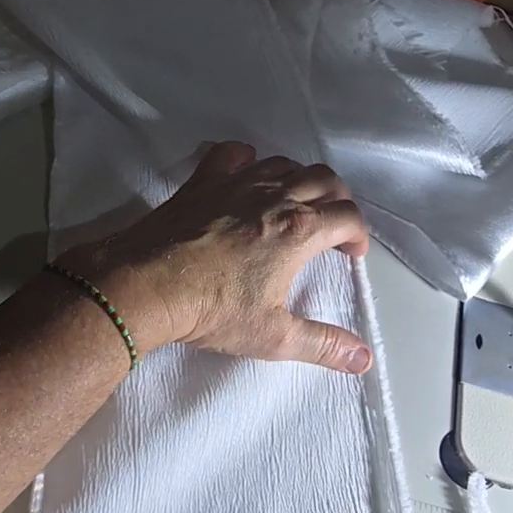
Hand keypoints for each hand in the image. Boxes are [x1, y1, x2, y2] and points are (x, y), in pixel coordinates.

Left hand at [58, 142, 373, 373]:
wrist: (148, 286)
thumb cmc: (213, 311)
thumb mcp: (273, 336)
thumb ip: (323, 344)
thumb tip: (364, 359)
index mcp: (298, 231)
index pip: (347, 217)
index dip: (358, 234)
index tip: (351, 254)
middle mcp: (275, 197)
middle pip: (324, 180)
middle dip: (339, 199)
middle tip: (333, 225)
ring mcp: (237, 184)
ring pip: (284, 163)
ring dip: (301, 178)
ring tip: (297, 202)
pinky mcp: (204, 181)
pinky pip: (232, 154)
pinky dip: (247, 158)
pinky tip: (248, 169)